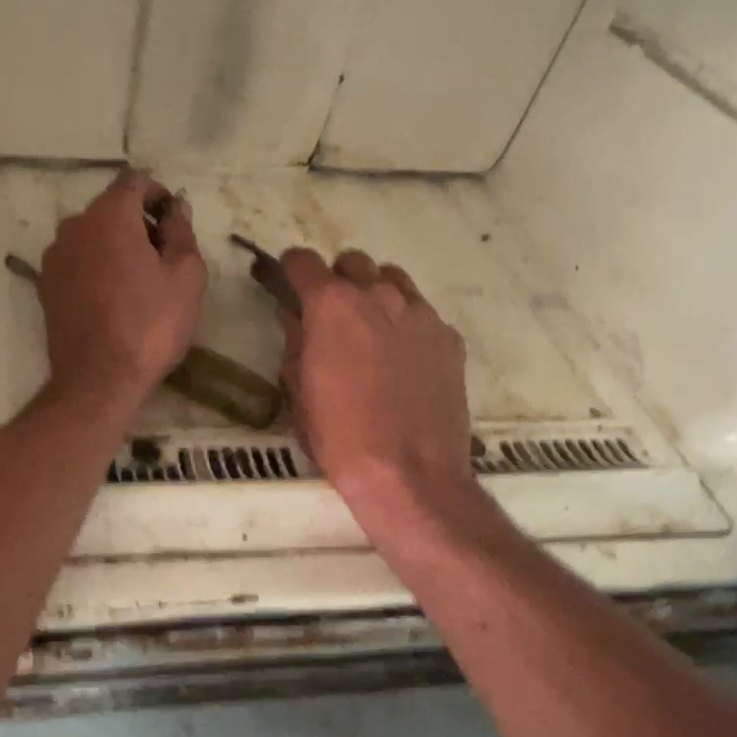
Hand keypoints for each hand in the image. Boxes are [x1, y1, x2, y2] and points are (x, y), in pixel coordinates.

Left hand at [38, 171, 206, 408]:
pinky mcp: (45, 284)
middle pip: (111, 207)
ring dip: (116, 244)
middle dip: (138, 221)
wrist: (98, 379)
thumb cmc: (150, 324)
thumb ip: (181, 231)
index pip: (134, 180)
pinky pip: (77, 260)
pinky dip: (96, 265)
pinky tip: (113, 297)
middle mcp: (74, 226)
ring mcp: (54, 256)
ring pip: (92, 234)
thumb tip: (175, 208)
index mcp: (109, 215)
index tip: (174, 220)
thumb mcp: (186, 275)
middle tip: (164, 255)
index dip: (158, 193)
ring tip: (139, 280)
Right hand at [277, 248, 475, 520]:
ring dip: (374, 292)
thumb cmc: (339, 434)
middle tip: (329, 312)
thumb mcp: (297, 388)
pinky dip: (406, 322)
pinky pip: (421, 312)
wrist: (410, 475)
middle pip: (353, 261)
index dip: (290, 269)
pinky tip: (402, 358)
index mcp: (332, 305)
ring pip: (393, 279)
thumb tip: (293, 314)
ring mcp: (421, 314)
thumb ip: (294, 339)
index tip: (287, 282)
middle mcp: (379, 296)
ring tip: (369, 328)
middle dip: (336, 278)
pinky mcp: (449, 338)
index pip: (303, 261)